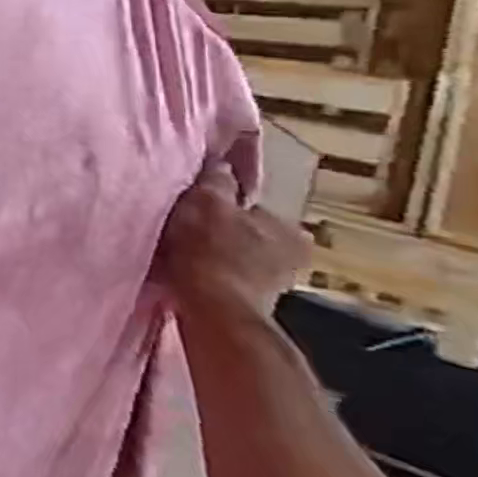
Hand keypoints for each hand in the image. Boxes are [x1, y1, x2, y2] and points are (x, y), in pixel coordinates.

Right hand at [154, 163, 310, 319]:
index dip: (219, 204)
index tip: (195, 208)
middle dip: (219, 231)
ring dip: (213, 254)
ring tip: (183, 254)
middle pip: (243, 232)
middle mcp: (294, 258)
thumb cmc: (211, 250)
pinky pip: (227, 277)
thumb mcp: (207, 201)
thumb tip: (222, 165)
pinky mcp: (254, 306)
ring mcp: (276, 286)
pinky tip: (190, 274)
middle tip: (187, 231)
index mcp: (292, 230)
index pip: (249, 206)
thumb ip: (217, 181)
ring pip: (234, 255)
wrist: (213, 312)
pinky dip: (210, 274)